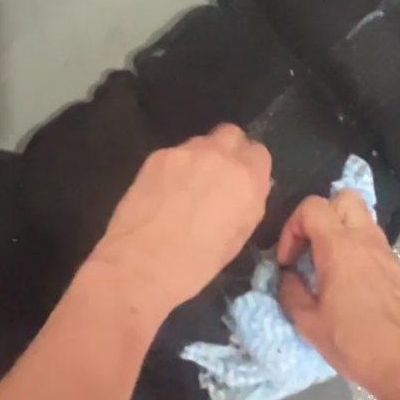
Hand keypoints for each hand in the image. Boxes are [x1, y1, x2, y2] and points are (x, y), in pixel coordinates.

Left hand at [82, 125, 271, 324]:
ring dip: (200, 159)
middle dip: (228, 151)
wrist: (141, 264)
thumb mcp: (238, 237)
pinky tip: (163, 191)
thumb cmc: (196, 264)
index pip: (259, 153)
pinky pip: (175, 154)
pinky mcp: (157, 156)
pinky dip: (174, 168)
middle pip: (232, 135)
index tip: (242, 183)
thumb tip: (246, 189)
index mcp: (247, 179)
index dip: (251, 167)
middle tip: (217, 177)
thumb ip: (248, 204)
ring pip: (201, 142)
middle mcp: (220, 156)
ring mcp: (186, 152)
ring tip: (186, 187)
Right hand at [277, 191, 399, 399]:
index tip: (288, 261)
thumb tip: (289, 277)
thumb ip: (290, 291)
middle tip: (309, 247)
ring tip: (326, 262)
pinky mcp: (396, 267)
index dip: (292, 227)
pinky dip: (355, 246)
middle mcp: (365, 240)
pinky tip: (348, 279)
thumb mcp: (308, 322)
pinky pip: (372, 239)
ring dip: (339, 228)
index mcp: (339, 247)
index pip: (312, 206)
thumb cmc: (353, 342)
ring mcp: (385, 251)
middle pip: (343, 197)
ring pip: (361, 215)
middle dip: (320, 215)